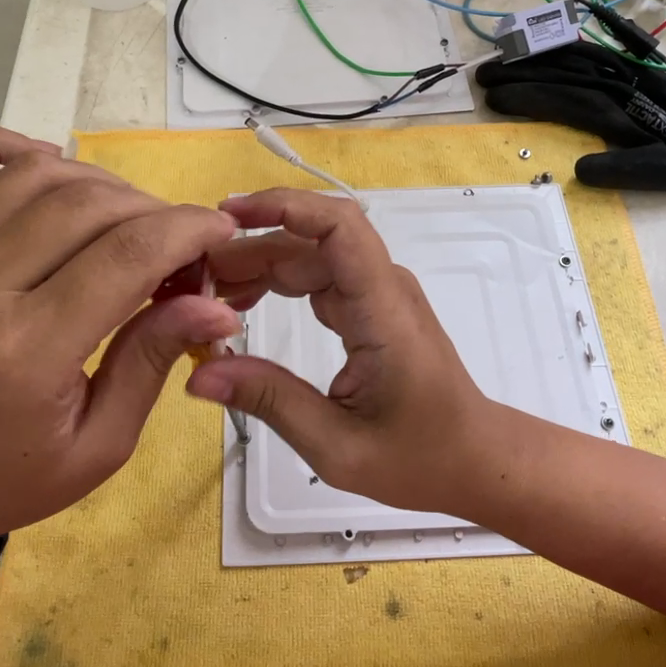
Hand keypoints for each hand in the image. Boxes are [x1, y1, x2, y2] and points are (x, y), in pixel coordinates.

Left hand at [0, 128, 240, 605]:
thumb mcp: (98, 447)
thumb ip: (153, 361)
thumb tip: (216, 304)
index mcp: (27, 350)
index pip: (128, 253)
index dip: (189, 231)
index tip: (220, 234)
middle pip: (86, 205)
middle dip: (153, 210)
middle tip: (180, 244)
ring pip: (30, 177)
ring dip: (96, 182)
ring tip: (128, 217)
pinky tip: (38, 157)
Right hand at [186, 188, 502, 515]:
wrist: (474, 459)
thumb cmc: (418, 458)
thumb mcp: (337, 447)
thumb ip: (270, 402)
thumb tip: (199, 375)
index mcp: (383, 311)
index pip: (339, 228)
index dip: (284, 207)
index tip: (227, 214)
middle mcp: (382, 287)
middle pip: (311, 239)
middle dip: (249, 247)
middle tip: (190, 278)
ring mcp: (378, 294)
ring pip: (309, 254)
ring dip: (258, 263)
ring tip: (204, 292)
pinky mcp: (370, 306)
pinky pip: (318, 276)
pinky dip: (276, 282)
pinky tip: (239, 303)